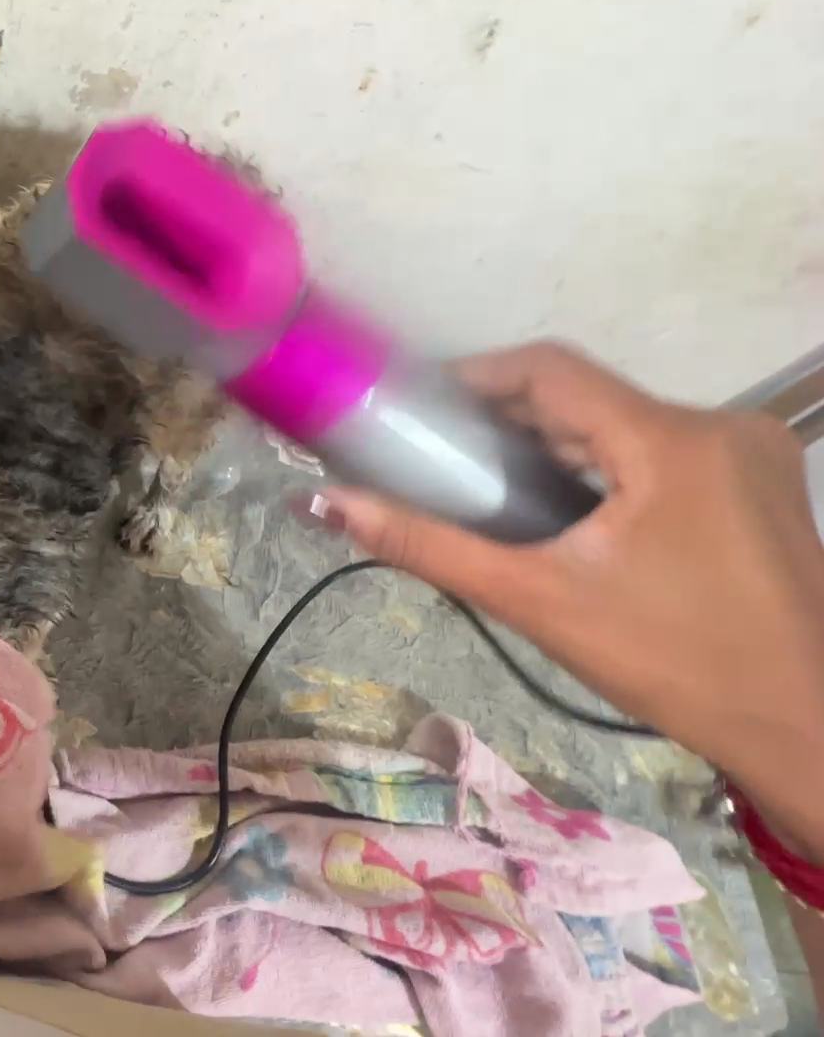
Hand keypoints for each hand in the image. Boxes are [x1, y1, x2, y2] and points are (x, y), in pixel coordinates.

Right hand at [321, 343, 823, 853]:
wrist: (810, 727)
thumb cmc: (670, 658)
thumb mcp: (528, 597)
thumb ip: (419, 543)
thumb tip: (321, 504)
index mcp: (669, 441)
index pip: (549, 369)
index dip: (470, 376)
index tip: (408, 408)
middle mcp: (716, 428)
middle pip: (578, 396)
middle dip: (494, 419)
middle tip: (423, 455)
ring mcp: (741, 456)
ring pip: (610, 423)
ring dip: (535, 444)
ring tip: (469, 484)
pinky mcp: (747, 486)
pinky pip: (642, 450)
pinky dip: (580, 465)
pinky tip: (542, 509)